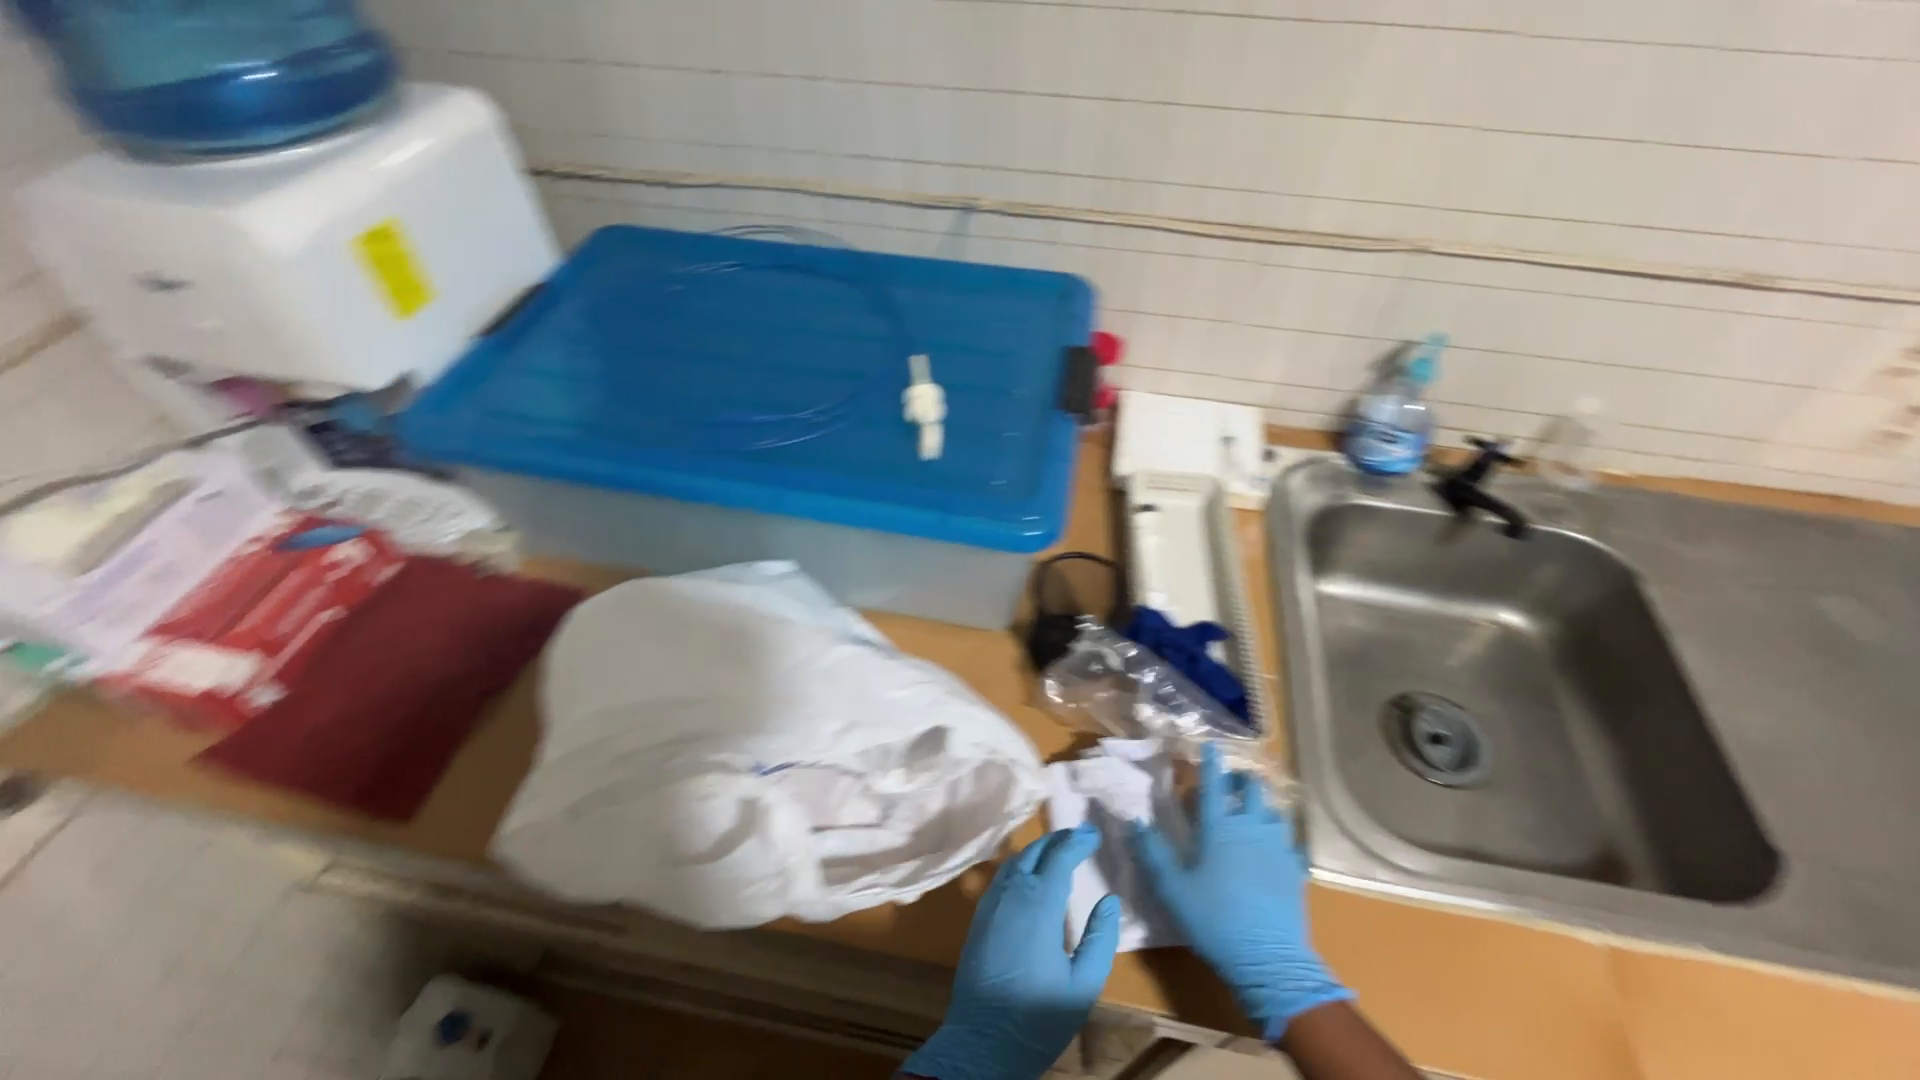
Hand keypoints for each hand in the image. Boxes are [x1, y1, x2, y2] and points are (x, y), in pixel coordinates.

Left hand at [902, 825, 1121, 1079]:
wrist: (982, 1042)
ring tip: (1060, 851)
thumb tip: (1110, 900)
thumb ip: (1100, 938)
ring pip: (1014, 862)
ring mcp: (990, 905)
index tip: (1095, 834)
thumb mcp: (1083, 984)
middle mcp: (1011, 895)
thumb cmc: (1038, 1016)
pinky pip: (1001, 878)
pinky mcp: (978, 919)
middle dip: (1058, 839)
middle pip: (1034, 852)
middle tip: (1080, 836)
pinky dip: (1020, 866)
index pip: (1059, 857)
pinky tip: (1032, 877)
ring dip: (1037, 850)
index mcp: (1039, 905)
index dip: (1077, 841)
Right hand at [1129, 743, 1350, 1038]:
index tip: (1210, 744)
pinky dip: (1278, 835)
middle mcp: (1251, 829)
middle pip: (1253, 789)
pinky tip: (1273, 847)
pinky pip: (1289, 841)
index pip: (1213, 784)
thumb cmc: (1213, 919)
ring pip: (1275, 811)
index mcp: (1219, 828)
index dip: (1211, 762)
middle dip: (1242, 778)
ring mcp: (1278, 848)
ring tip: (1252, 810)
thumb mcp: (1172, 888)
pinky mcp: (1295, 870)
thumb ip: (1152, 852)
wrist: (1269, 958)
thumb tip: (1132, 820)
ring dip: (1262, 804)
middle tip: (1231, 782)